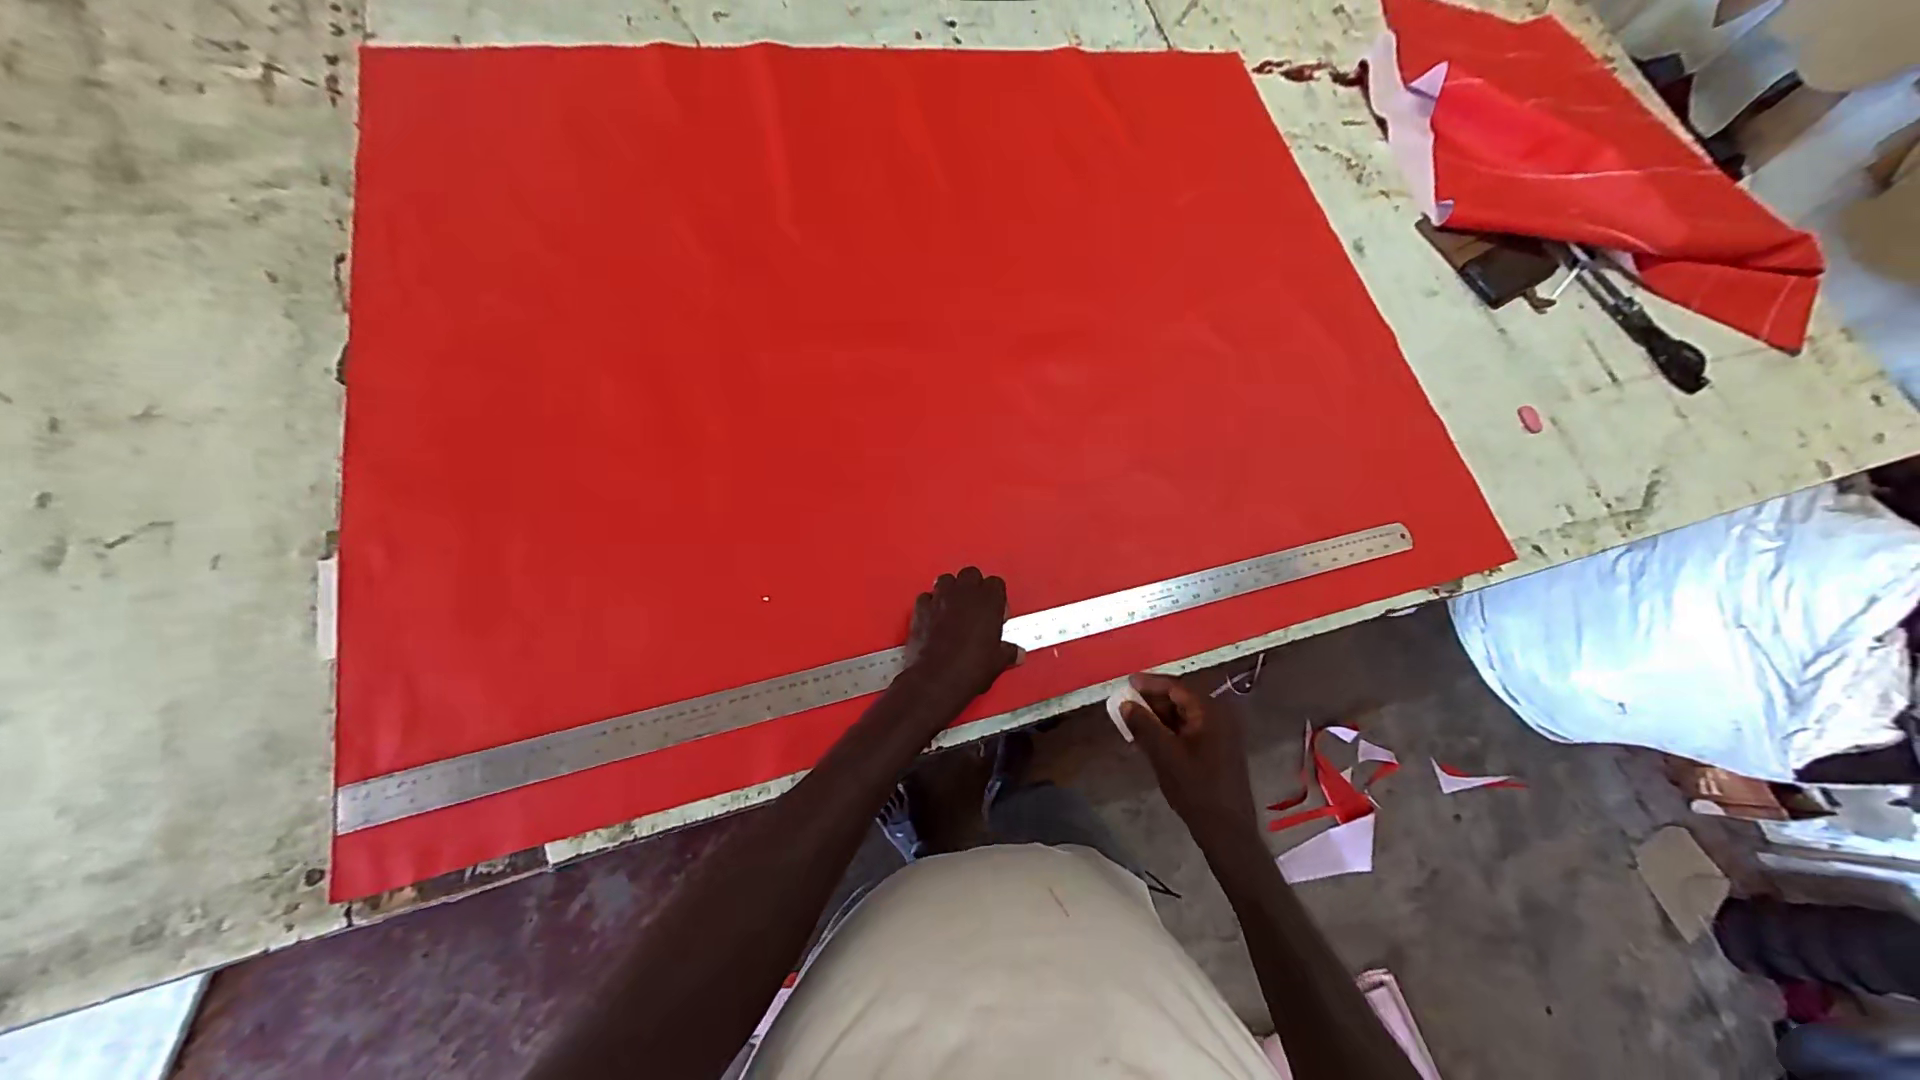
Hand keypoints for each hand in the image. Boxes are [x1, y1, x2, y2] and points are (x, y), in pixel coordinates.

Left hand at [903, 567, 1019, 702]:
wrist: (937, 679)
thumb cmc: (968, 667)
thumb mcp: (998, 661)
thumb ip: (1008, 652)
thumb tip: (1015, 654)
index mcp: (988, 600)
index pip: (996, 583)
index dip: (996, 597)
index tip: (996, 613)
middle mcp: (964, 593)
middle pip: (971, 574)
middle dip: (974, 587)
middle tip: (977, 607)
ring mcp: (940, 598)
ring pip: (946, 580)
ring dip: (951, 590)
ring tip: (956, 608)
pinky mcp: (921, 609)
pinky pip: (926, 597)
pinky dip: (930, 604)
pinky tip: (935, 617)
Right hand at [1120, 674, 1259, 846]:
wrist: (1227, 829)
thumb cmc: (1196, 788)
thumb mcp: (1164, 755)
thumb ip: (1144, 725)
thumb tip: (1126, 704)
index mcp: (1211, 712)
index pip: (1177, 687)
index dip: (1150, 683)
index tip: (1127, 682)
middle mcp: (1219, 716)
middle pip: (1181, 698)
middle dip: (1153, 700)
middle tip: (1127, 703)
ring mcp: (1221, 734)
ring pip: (1184, 715)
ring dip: (1159, 716)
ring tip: (1134, 721)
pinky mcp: (1218, 749)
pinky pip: (1189, 729)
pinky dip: (1169, 729)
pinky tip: (1150, 738)